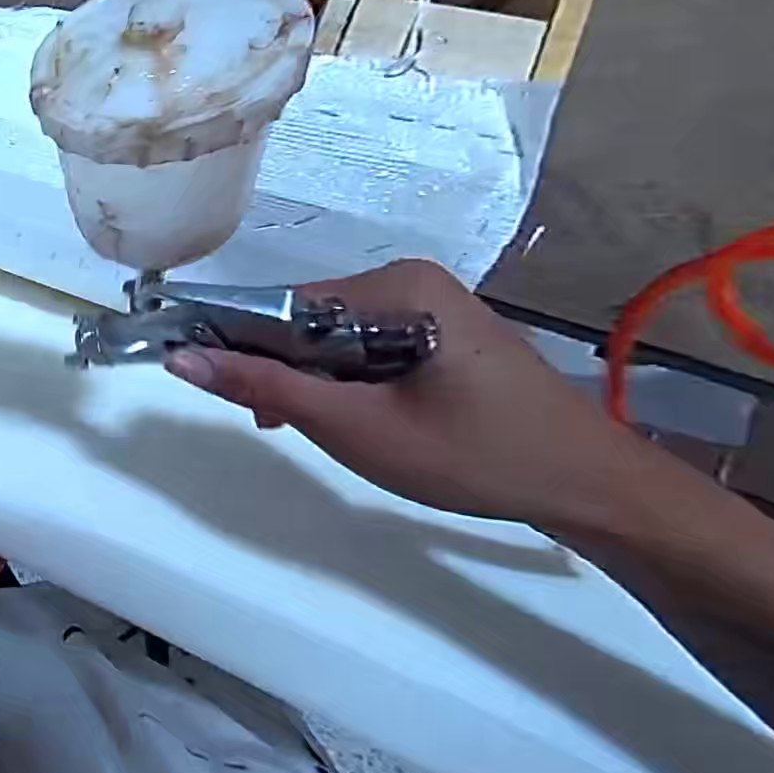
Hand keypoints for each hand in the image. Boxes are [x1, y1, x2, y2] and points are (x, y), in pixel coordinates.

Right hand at [164, 259, 697, 534]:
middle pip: (307, 319)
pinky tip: (347, 413)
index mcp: (395, 285)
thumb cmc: (471, 455)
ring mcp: (427, 305)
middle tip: (276, 420)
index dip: (247, 346)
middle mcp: (408, 281)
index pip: (287, 305)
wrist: (594, 492)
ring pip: (331, 336)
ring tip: (309, 424)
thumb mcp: (354, 425)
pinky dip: (340, 379)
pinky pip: (361, 345)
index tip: (232, 390)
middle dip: (283, 370)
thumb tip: (179, 357)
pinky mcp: (437, 332)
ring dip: (309, 379)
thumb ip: (264, 386)